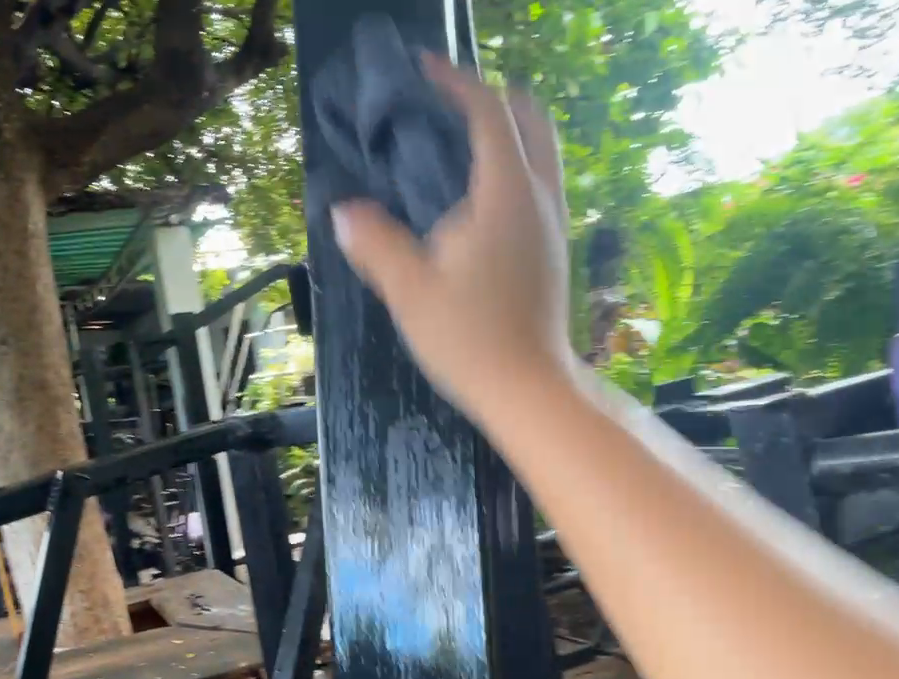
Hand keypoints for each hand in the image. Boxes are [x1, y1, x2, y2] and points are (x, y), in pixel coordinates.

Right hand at [332, 56, 575, 418]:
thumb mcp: (409, 291)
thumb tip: (344, 212)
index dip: (456, 84)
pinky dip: (512, 170)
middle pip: (531, 120)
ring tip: (457, 156)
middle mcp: (540, 198)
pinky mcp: (554, 251)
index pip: (488, 114)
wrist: (527, 387)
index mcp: (506, 194)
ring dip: (507, 136)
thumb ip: (375, 244)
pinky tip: (476, 208)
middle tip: (449, 110)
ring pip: (541, 154)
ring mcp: (554, 225)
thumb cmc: (468, 338)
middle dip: (492, 101)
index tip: (426, 71)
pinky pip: (538, 186)